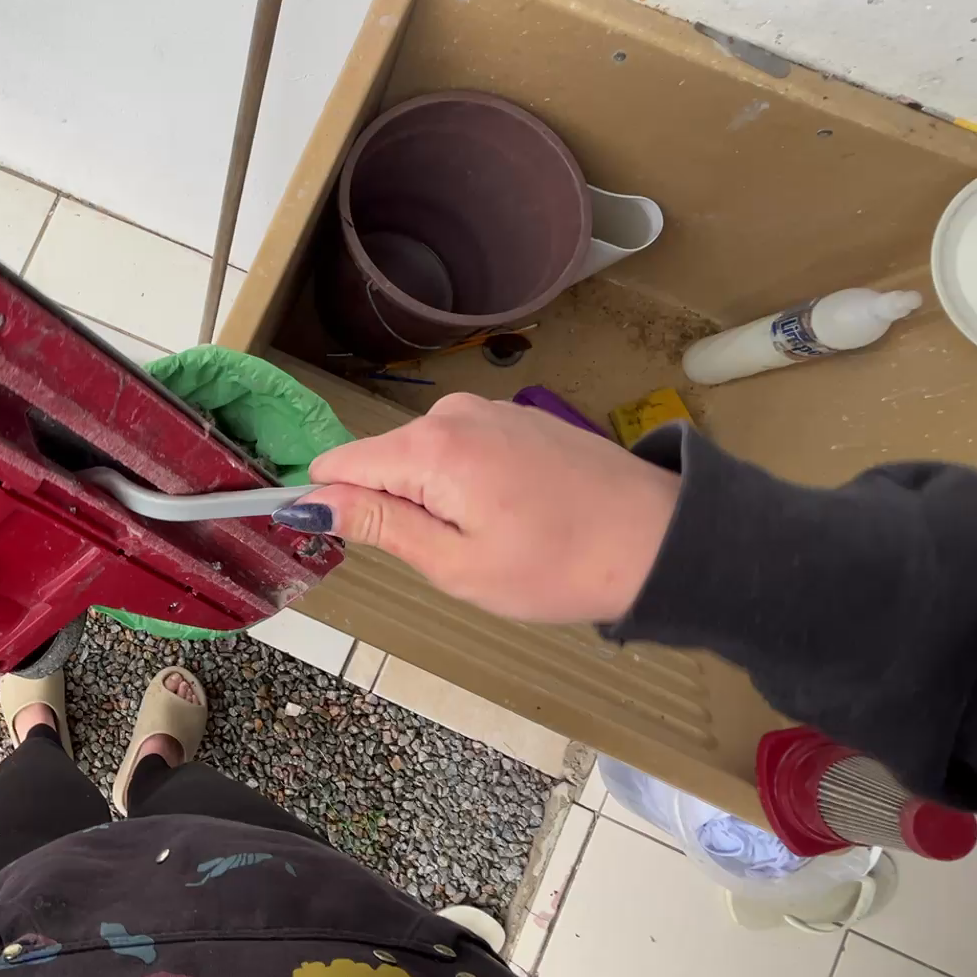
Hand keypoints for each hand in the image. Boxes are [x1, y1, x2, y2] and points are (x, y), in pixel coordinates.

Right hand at [272, 392, 680, 623]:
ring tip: (482, 531)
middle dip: (388, 504)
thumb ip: (375, 522)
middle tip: (444, 549)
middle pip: (375, 460)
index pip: (335, 465)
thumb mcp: (453, 561)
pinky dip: (458, 480)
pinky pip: (451, 448)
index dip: (330, 504)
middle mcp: (450, 414)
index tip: (357, 542)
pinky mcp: (511, 416)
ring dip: (426, 495)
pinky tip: (506, 508)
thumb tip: (306, 502)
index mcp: (428, 448)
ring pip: (413, 456)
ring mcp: (485, 410)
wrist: (670, 542)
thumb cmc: (556, 566)